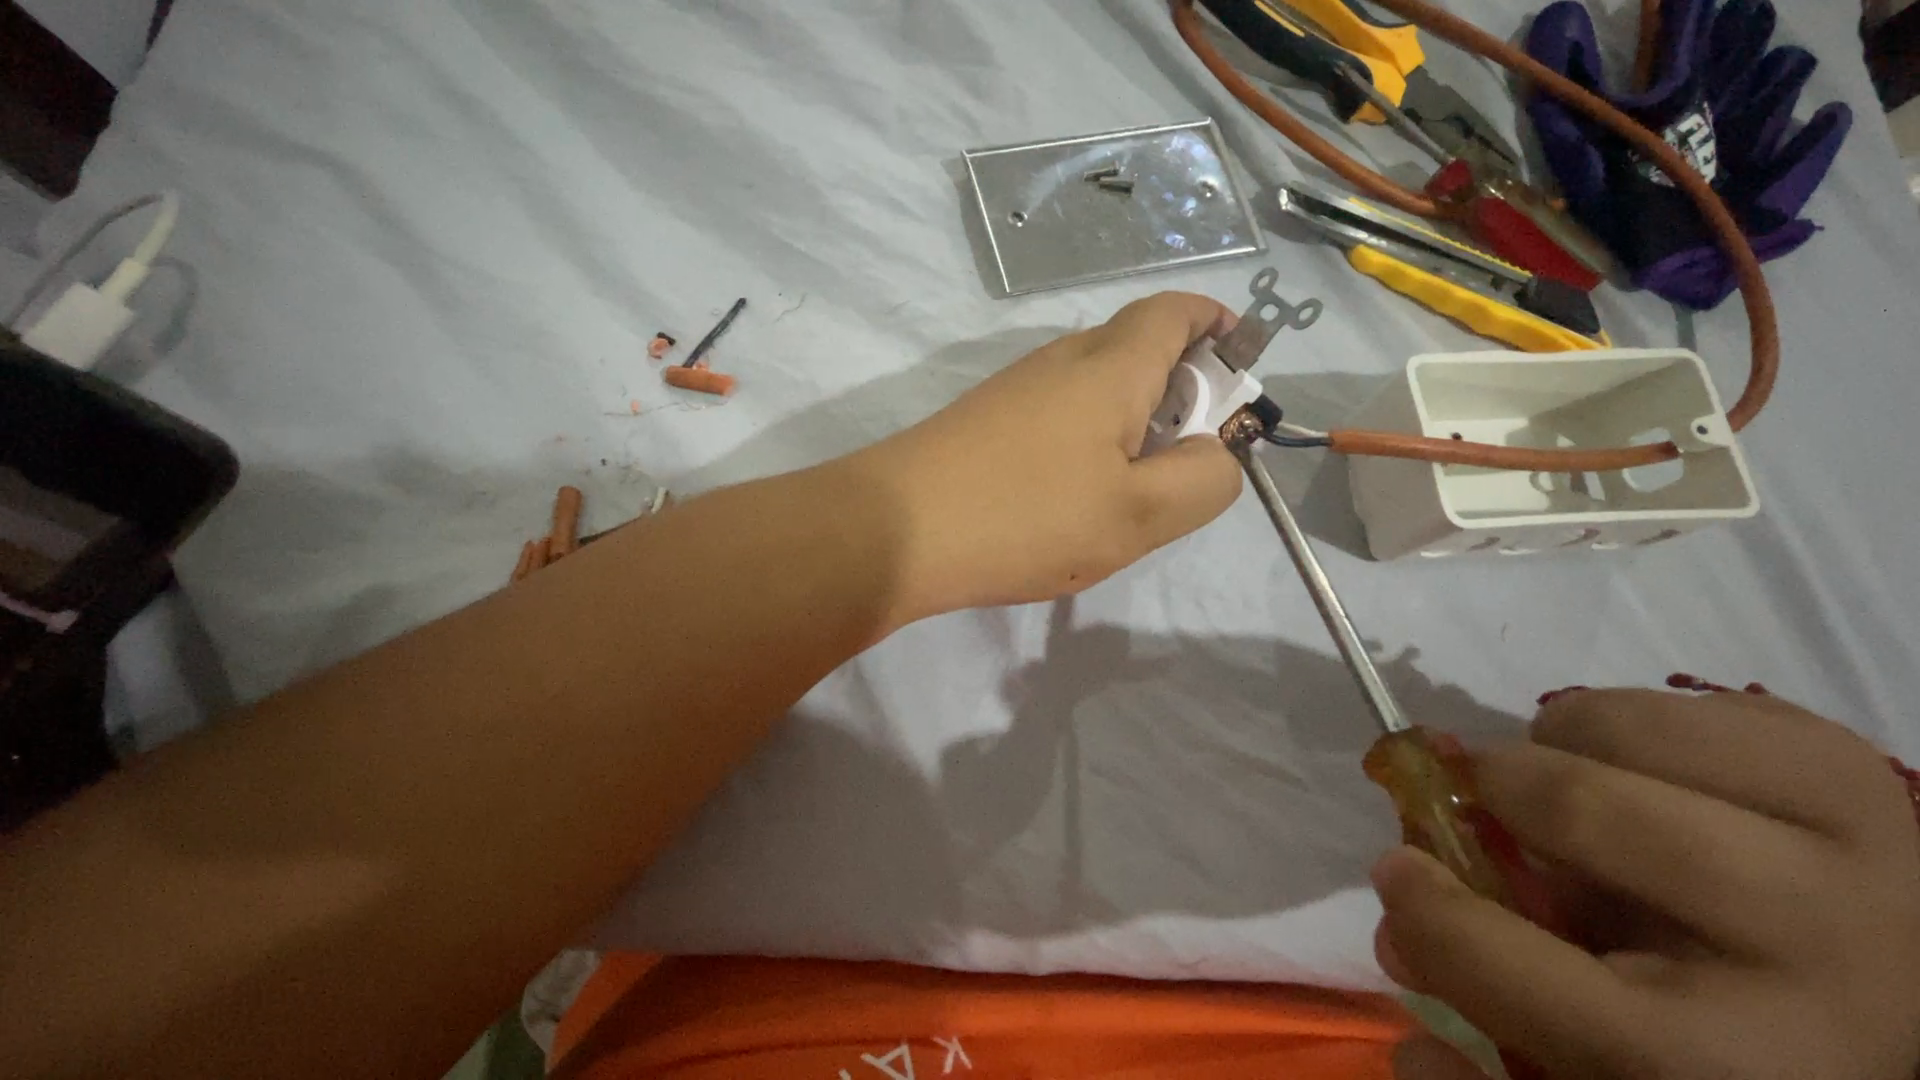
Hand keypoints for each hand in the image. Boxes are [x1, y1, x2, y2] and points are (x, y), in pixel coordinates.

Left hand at [857, 291, 1243, 621]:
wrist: (892, 530)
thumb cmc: (1027, 517)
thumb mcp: (1139, 515)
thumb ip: (1203, 482)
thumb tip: (1219, 453)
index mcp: (1111, 366)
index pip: (1176, 311)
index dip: (1218, 325)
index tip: (1241, 366)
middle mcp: (1062, 360)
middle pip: (1139, 347)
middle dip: (1182, 388)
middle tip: (1191, 458)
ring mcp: (1017, 388)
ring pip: (1097, 386)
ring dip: (1133, 422)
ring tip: (1132, 492)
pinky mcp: (986, 421)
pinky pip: (1059, 414)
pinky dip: (1089, 440)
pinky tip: (1073, 499)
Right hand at [1374, 688, 1919, 1079]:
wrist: (1887, 982)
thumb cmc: (1719, 1026)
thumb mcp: (1602, 1049)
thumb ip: (1485, 986)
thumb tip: (1394, 912)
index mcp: (1723, 1061)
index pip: (1509, 963)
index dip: (1425, 909)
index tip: (1397, 869)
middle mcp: (1811, 952)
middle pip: (1577, 809)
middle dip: (1496, 790)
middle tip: (1480, 799)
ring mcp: (1859, 846)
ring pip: (1629, 730)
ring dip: (1560, 742)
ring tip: (1574, 781)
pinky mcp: (1862, 770)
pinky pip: (1686, 699)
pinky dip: (1628, 722)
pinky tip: (1652, 777)